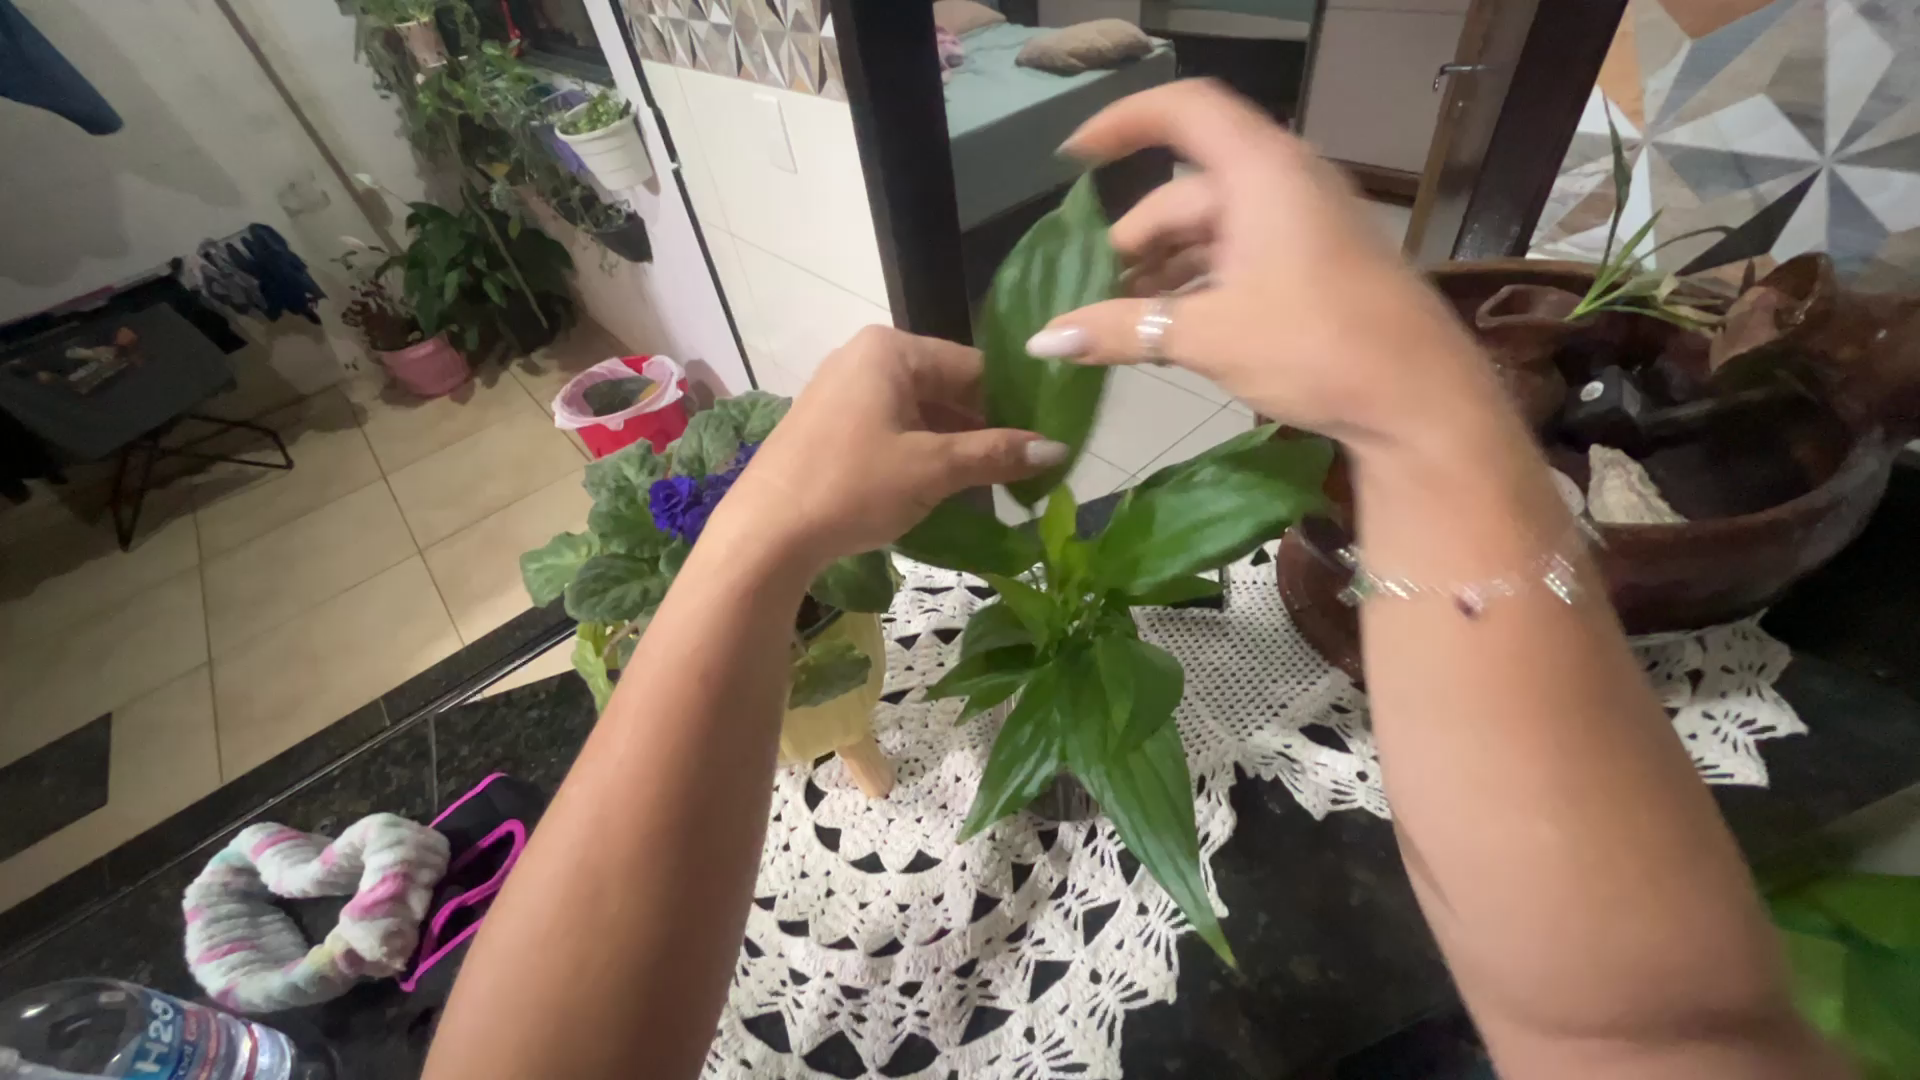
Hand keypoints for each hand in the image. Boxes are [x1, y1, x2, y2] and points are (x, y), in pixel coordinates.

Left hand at [714, 326, 1065, 566]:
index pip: (973, 367)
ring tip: (989, 484)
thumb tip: (1057, 449)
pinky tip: (940, 487)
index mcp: (890, 350)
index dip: (1013, 405)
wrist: (765, 533)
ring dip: (953, 447)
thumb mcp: (932, 469)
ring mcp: (841, 391)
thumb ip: (996, 454)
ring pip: (917, 413)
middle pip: (944, 388)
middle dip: (982, 430)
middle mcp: (864, 358)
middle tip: (1022, 469)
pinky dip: (919, 455)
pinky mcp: (828, 426)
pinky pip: (890, 430)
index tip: (1044, 440)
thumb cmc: (852, 486)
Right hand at [1025, 80, 1506, 452]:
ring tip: (1116, 323)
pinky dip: (1191, 290)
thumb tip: (1041, 340)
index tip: (1072, 161)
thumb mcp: (1208, 336)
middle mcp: (1280, 187)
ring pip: (1205, 236)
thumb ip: (1119, 332)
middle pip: (1183, 196)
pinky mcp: (1305, 269)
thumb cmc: (1315, 347)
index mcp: (1262, 174)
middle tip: (1088, 297)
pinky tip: (1163, 331)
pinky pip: (1230, 263)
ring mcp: (1296, 230)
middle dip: (1130, 244)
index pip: (1184, 113)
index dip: (1122, 124)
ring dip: (1157, 275)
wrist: (1415, 401)